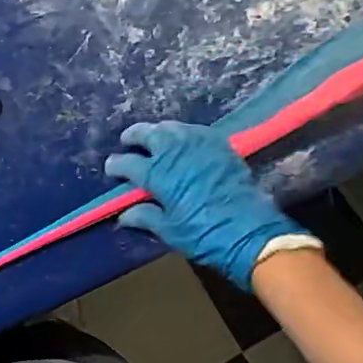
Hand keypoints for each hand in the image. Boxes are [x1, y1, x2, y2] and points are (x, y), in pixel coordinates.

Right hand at [104, 121, 316, 290]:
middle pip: (148, 133)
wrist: (251, 232)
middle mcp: (175, 151)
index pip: (128, 162)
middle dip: (134, 136)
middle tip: (128, 141)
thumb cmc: (205, 235)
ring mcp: (199, 143)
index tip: (112, 167)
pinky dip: (182, 133)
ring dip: (158, 131)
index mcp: (159, 174)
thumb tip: (125, 214)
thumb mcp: (171, 231)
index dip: (117, 165)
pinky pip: (194, 130)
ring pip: (171, 127)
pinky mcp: (219, 144)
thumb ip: (146, 217)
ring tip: (153, 139)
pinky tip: (182, 141)